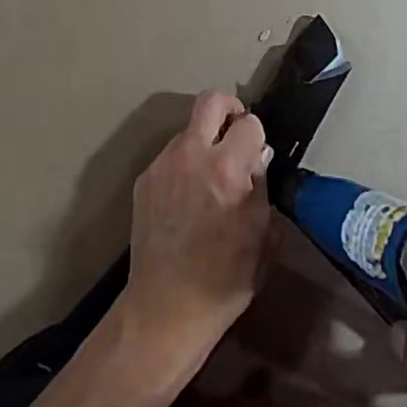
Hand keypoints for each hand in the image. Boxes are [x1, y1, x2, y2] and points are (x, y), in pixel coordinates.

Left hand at [120, 90, 272, 359]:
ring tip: (209, 178)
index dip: (257, 136)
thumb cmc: (225, 279)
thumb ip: (261, 187)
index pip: (249, 122)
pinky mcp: (144, 180)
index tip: (257, 155)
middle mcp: (190, 156)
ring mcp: (162, 165)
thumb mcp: (263, 236)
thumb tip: (257, 157)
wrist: (166, 306)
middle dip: (229, 109)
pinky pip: (170, 156)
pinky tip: (187, 198)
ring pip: (187, 130)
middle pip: (210, 101)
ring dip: (203, 142)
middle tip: (236, 134)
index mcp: (227, 170)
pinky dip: (184, 164)